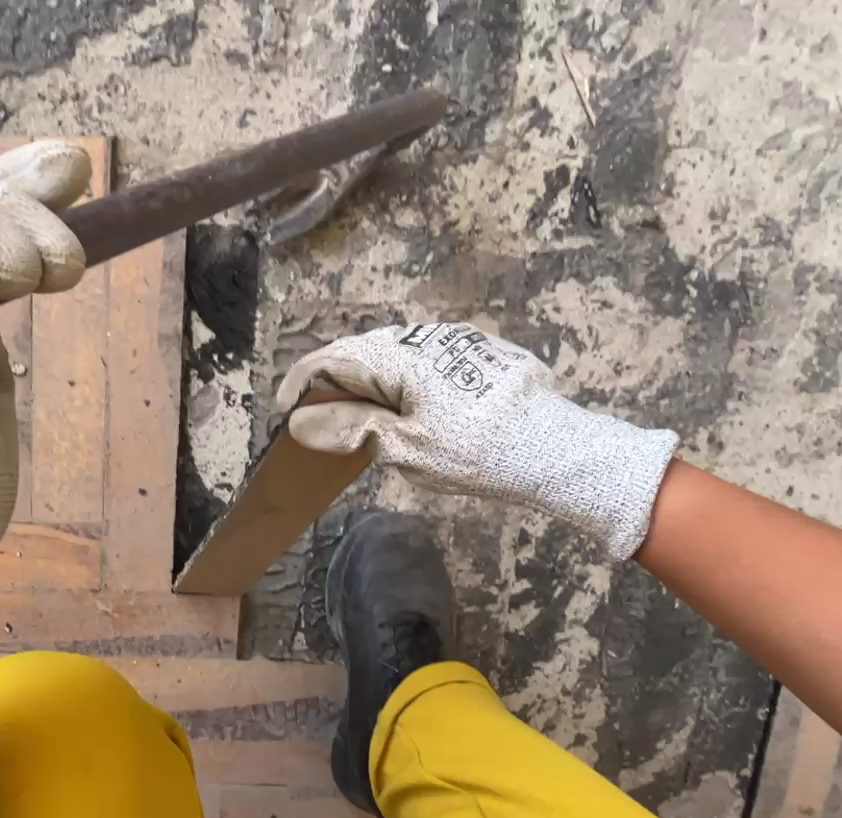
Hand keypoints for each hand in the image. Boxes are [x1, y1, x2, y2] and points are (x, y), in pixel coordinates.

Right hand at [276, 322, 679, 558]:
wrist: (558, 451)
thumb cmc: (477, 453)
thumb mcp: (405, 448)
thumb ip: (351, 427)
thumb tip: (302, 418)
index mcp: (403, 358)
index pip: (336, 358)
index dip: (302, 382)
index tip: (283, 410)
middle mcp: (427, 339)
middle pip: (361, 349)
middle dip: (330, 378)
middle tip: (313, 413)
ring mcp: (455, 343)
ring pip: (391, 351)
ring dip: (364, 377)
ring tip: (350, 411)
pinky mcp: (476, 353)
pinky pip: (419, 357)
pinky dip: (394, 378)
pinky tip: (397, 404)